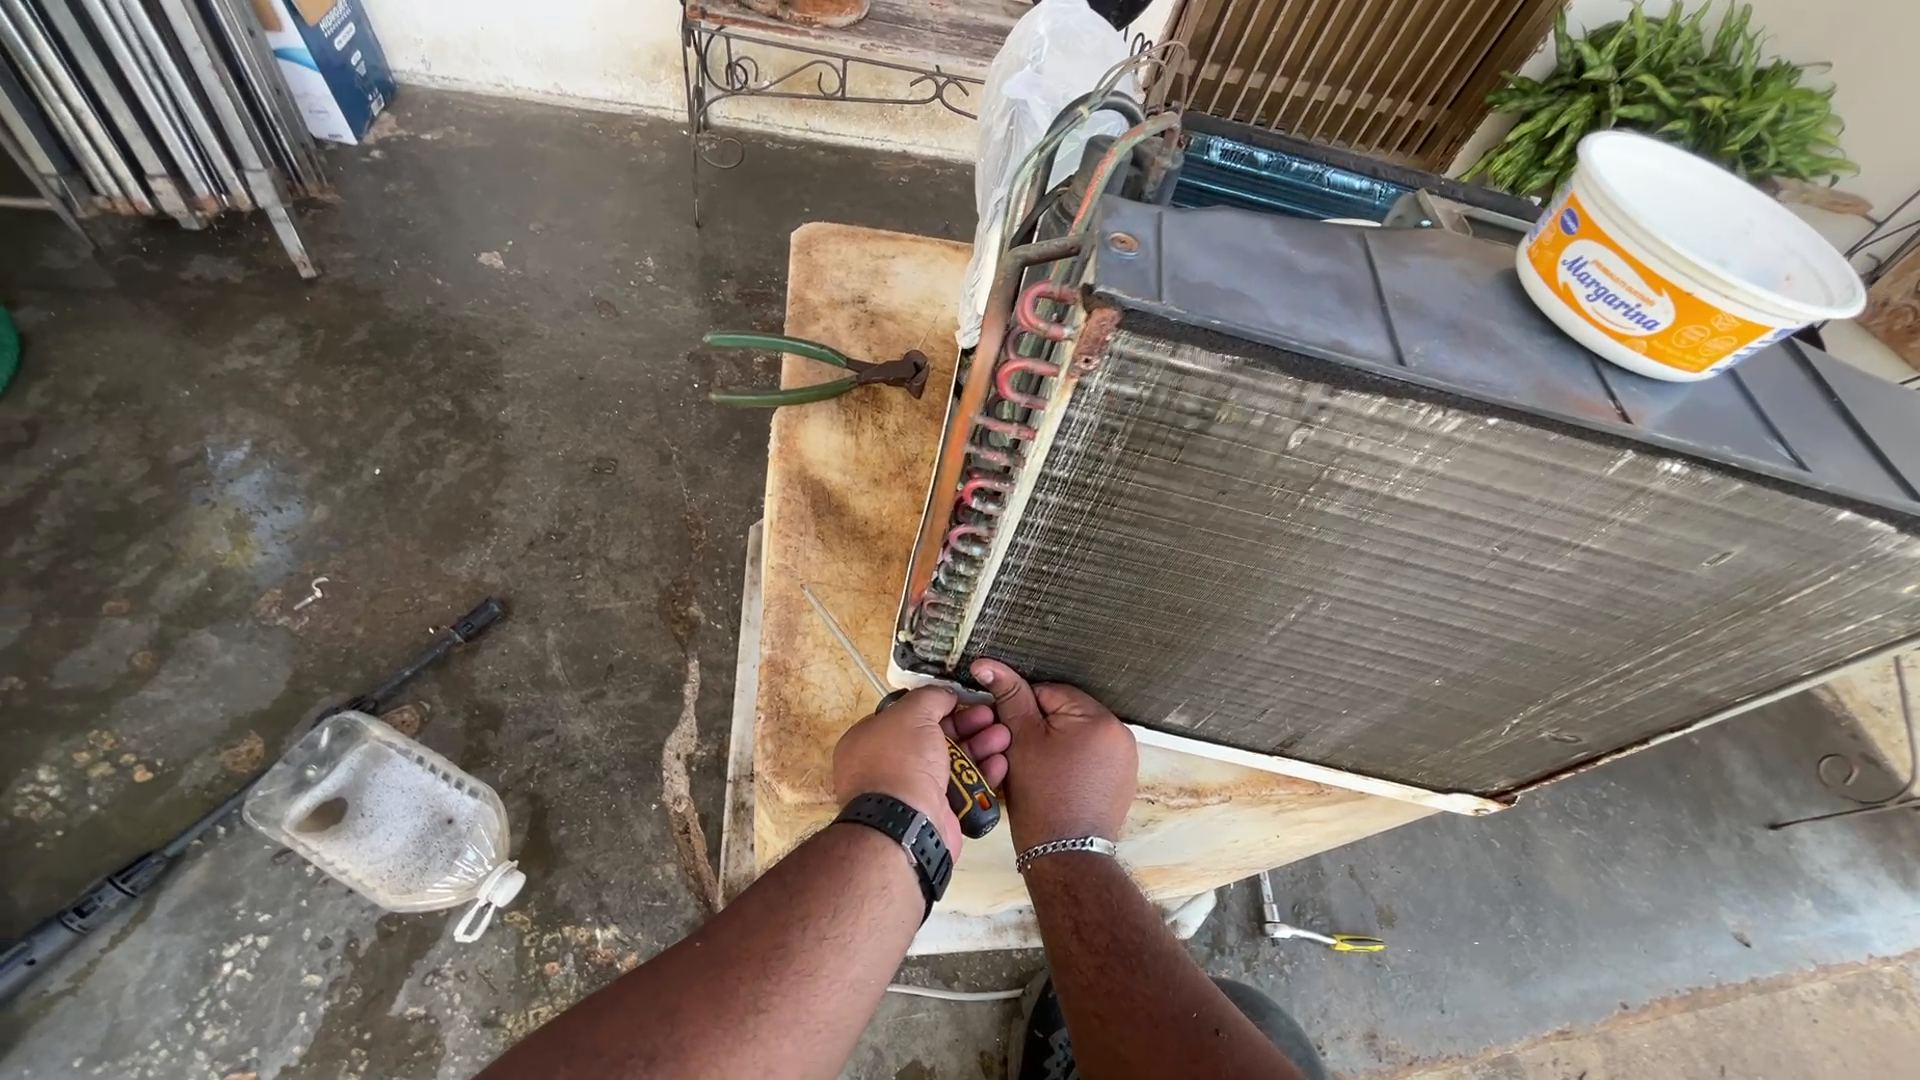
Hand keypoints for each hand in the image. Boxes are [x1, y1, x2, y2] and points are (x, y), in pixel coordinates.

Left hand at [832, 687, 1010, 851]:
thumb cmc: (900, 762)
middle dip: (968, 725)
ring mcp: (913, 791)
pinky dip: (982, 775)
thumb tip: (944, 693)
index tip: (964, 699)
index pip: (909, 715)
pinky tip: (1000, 762)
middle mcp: (889, 765)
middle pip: (936, 737)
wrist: (906, 823)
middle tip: (991, 716)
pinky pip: (963, 789)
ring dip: (980, 747)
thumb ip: (930, 697)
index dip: (939, 706)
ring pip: (953, 762)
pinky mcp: (937, 812)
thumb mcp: (913, 714)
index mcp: (872, 739)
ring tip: (1003, 736)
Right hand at [971, 659, 1136, 851]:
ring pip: (1077, 733)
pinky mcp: (1122, 778)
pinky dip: (1072, 761)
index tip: (1011, 735)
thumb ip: (1008, 696)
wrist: (1066, 856)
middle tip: (1023, 755)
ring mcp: (1125, 757)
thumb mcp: (1020, 740)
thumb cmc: (1041, 799)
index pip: (1048, 692)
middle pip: (1065, 712)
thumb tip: (988, 664)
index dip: (1023, 711)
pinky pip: (1091, 755)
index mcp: (1098, 718)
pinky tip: (1057, 781)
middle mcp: (1120, 732)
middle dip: (1042, 727)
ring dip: (1057, 743)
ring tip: (1040, 770)